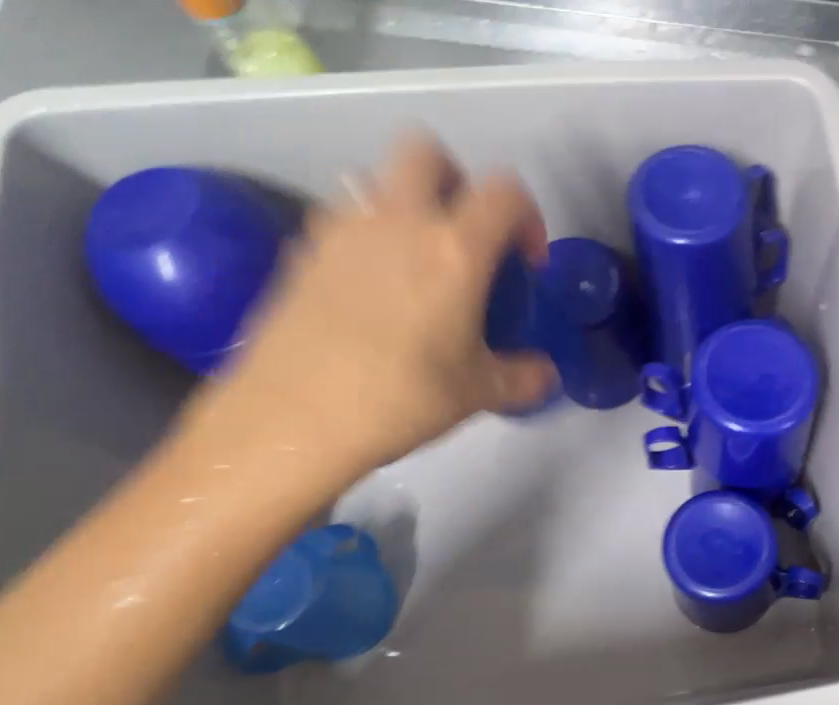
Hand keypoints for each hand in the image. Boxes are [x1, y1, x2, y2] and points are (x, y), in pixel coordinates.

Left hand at [189, 134, 558, 476]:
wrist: (295, 416)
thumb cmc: (403, 398)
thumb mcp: (479, 394)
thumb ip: (523, 376)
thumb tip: (543, 372)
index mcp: (454, 249)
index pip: (504, 192)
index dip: (527, 217)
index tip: (527, 264)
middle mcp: (397, 221)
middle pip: (427, 153)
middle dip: (456, 182)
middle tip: (465, 238)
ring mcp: (340, 230)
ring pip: (376, 182)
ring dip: (403, 208)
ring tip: (414, 268)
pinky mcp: (301, 251)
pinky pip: (340, 222)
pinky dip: (363, 241)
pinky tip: (369, 293)